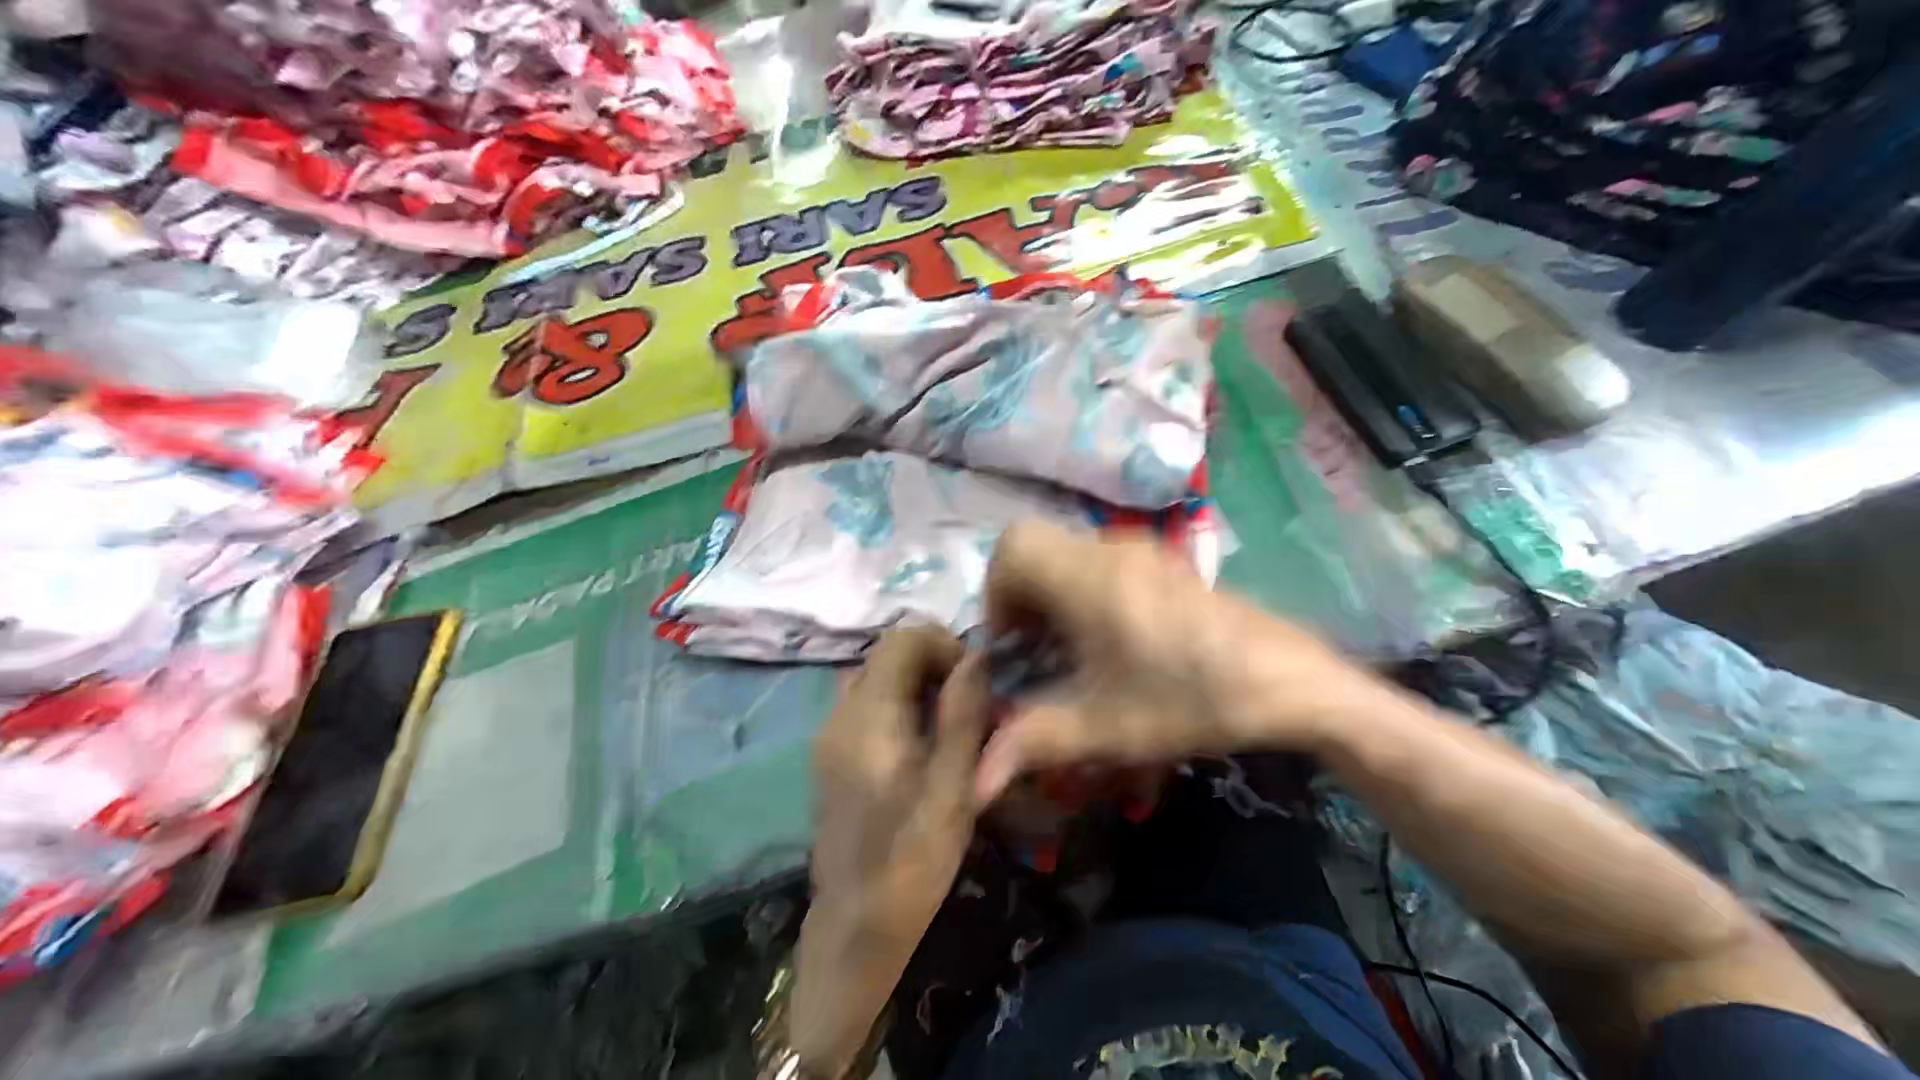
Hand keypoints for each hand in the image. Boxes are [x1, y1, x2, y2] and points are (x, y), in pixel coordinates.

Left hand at [795, 625, 988, 1075]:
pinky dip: (899, 707)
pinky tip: (923, 749)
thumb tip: (978, 656)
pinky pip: (867, 705)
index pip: (902, 638)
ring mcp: (830, 733)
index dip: (944, 645)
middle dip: (935, 666)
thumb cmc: (912, 858)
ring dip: (918, 686)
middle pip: (888, 654)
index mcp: (868, 715)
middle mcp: (840, 713)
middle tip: (970, 707)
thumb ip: (963, 715)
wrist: (856, 924)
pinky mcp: (831, 755)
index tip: (975, 683)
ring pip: (878, 678)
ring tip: (950, 727)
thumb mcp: (953, 787)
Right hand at [975, 521, 1376, 800]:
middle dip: (1019, 598)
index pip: (1010, 550)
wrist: (1290, 682)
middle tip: (1036, 650)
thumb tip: (974, 785)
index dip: (996, 596)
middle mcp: (1108, 550)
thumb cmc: (1191, 698)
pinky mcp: (1163, 563)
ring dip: (1050, 595)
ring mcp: (1140, 551)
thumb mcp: (1104, 726)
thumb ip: (1031, 743)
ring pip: (1065, 553)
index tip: (1014, 646)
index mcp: (1086, 577)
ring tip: (1071, 653)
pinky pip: (1098, 562)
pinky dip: (1081, 592)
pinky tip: (1110, 644)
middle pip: (1032, 547)